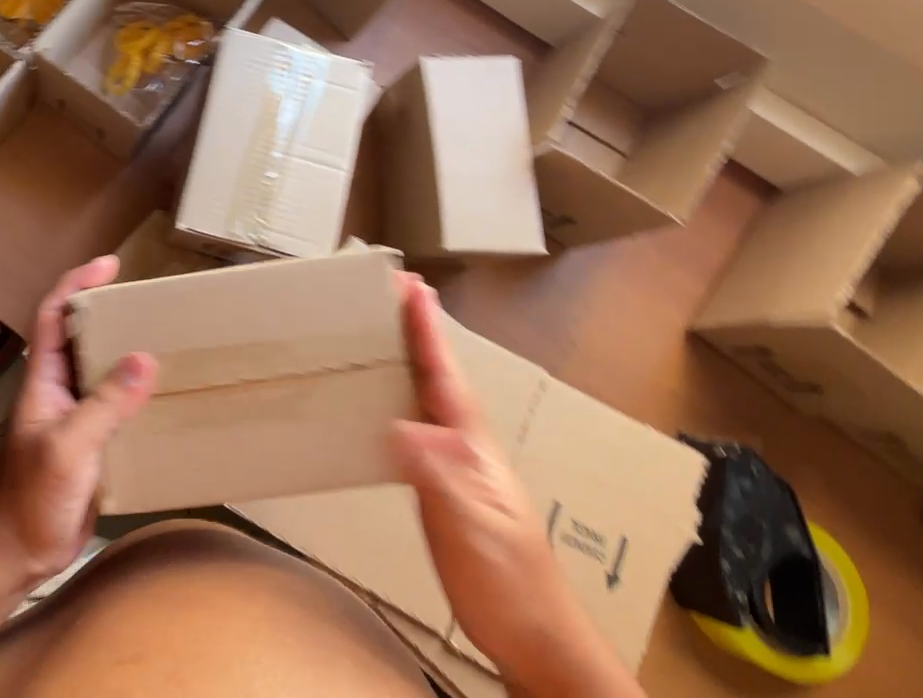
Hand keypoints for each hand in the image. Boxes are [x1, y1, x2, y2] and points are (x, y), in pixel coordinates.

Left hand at [0, 256, 156, 589]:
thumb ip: (105, 404)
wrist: (19, 551)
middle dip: (107, 312)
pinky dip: (134, 392)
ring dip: (123, 352)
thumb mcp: (70, 446)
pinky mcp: (87, 444)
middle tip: (147, 300)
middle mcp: (56, 391)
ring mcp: (71, 417)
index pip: (52, 317)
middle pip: (79, 337)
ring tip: (162, 338)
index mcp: (42, 381)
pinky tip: (161, 395)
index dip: (76, 285)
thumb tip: (144, 358)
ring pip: (98, 371)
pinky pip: (113, 406)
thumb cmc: (32, 497)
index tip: (108, 264)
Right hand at [389, 276, 578, 684]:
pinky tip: (386, 404)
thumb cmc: (507, 583)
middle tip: (392, 292)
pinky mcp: (446, 486)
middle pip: (438, 374)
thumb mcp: (471, 529)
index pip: (446, 375)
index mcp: (471, 445)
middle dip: (417, 330)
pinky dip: (401, 398)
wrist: (537, 637)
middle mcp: (466, 445)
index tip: (410, 286)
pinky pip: (417, 425)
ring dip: (411, 359)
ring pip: (428, 396)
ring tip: (386, 332)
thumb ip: (442, 477)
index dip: (427, 330)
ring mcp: (459, 466)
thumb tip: (402, 427)